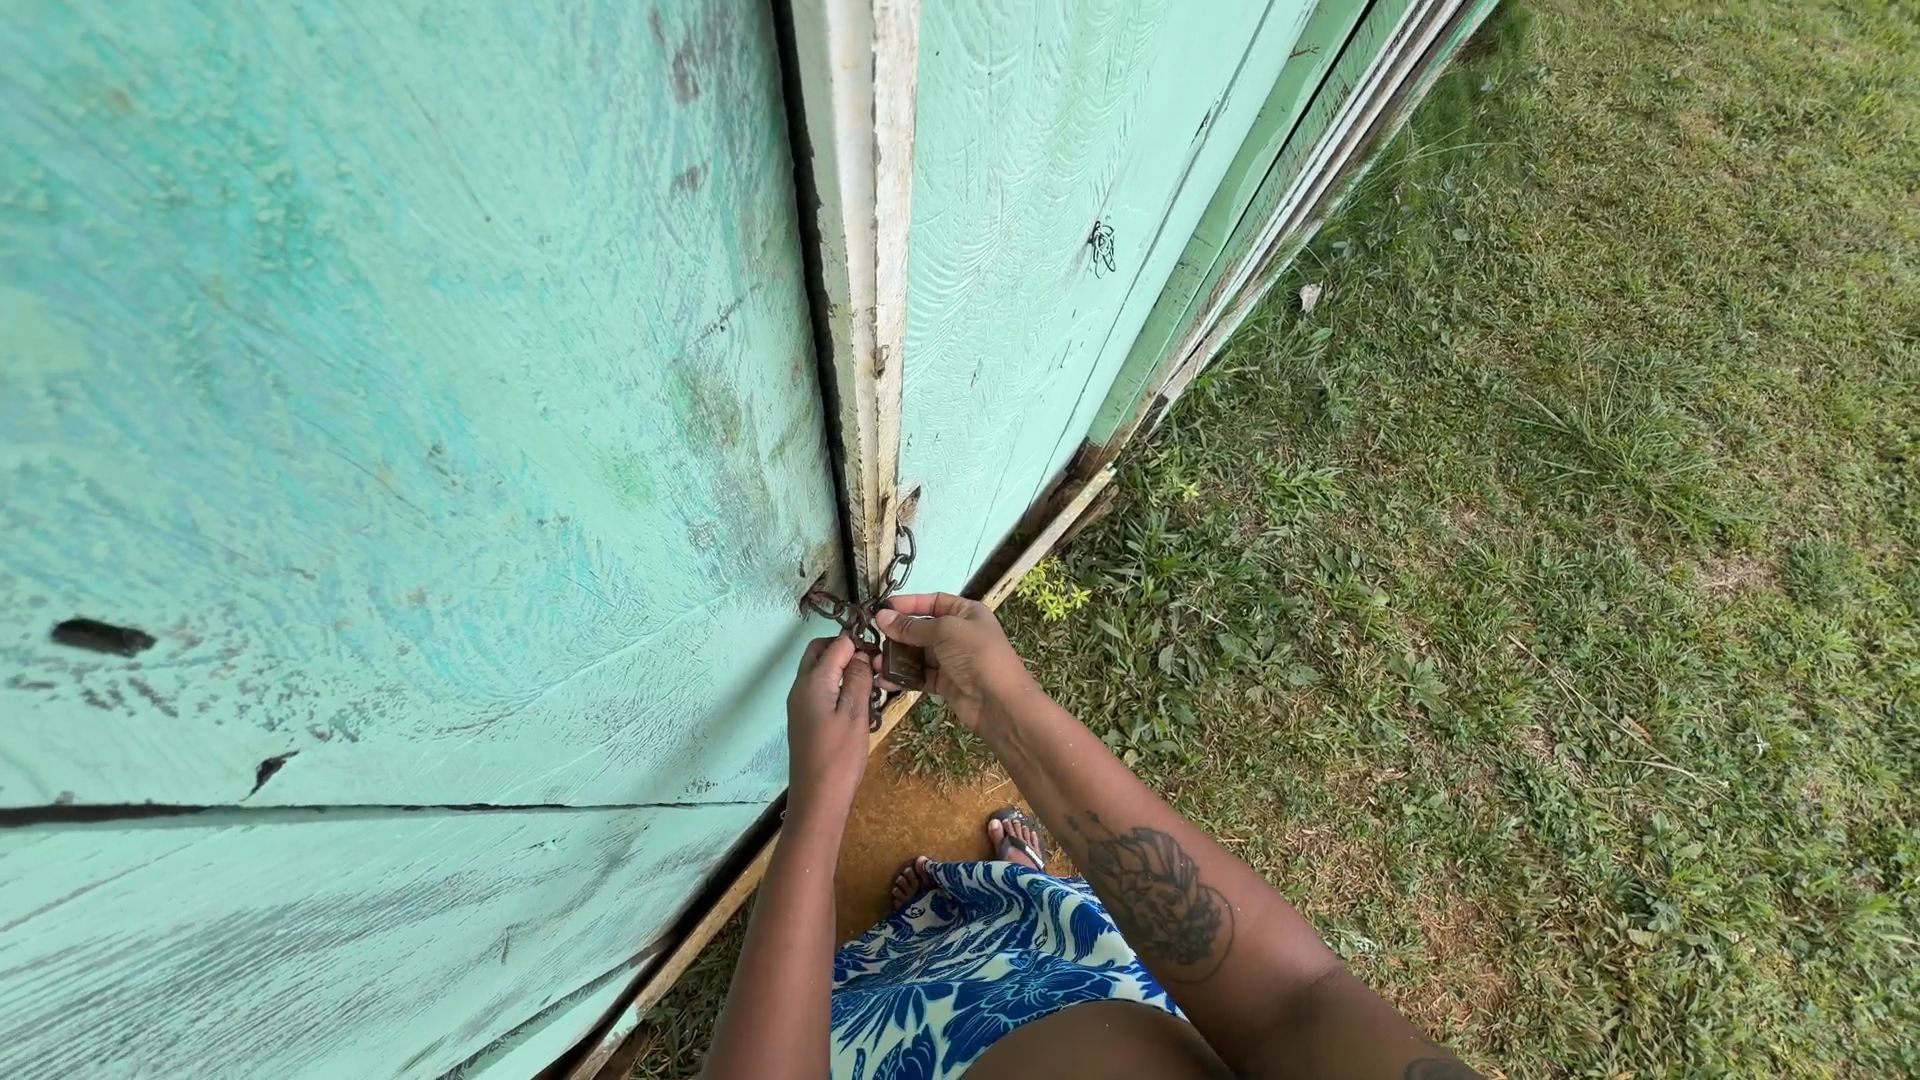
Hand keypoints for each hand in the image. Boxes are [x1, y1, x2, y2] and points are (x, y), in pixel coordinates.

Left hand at [785, 634, 872, 820]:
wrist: (817, 799)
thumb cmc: (839, 756)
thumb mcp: (855, 713)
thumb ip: (857, 678)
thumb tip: (860, 653)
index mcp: (812, 681)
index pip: (836, 644)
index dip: (859, 643)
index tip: (882, 656)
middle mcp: (800, 687)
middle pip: (819, 651)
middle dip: (845, 649)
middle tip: (872, 665)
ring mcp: (800, 703)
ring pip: (819, 669)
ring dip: (842, 667)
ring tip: (869, 684)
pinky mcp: (804, 717)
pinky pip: (819, 688)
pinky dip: (837, 685)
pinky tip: (857, 702)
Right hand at [875, 593, 1034, 731]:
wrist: (999, 701)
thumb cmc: (976, 654)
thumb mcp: (945, 631)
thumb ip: (912, 627)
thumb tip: (882, 616)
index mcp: (966, 613)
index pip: (934, 602)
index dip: (909, 604)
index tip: (882, 608)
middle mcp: (959, 634)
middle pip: (922, 629)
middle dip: (897, 634)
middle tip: (872, 638)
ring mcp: (951, 659)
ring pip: (917, 654)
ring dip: (895, 658)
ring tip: (873, 663)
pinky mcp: (944, 683)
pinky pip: (919, 676)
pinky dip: (902, 677)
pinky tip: (883, 680)